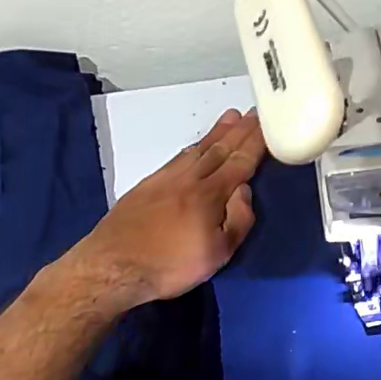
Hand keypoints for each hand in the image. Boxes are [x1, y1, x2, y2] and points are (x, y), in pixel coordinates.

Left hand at [63, 108, 264, 311]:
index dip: (255, 143)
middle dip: (240, 131)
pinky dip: (193, 147)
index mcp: (209, 195)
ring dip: (217, 132)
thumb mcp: (217, 253)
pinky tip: (197, 146)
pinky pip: (178, 157)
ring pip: (197, 149)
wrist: (113, 266)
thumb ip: (238, 220)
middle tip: (254, 114)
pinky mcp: (147, 185)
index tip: (267, 125)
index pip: (240, 162)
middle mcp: (189, 179)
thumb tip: (245, 190)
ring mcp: (165, 179)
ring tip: (231, 118)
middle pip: (219, 149)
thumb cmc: (170, 265)